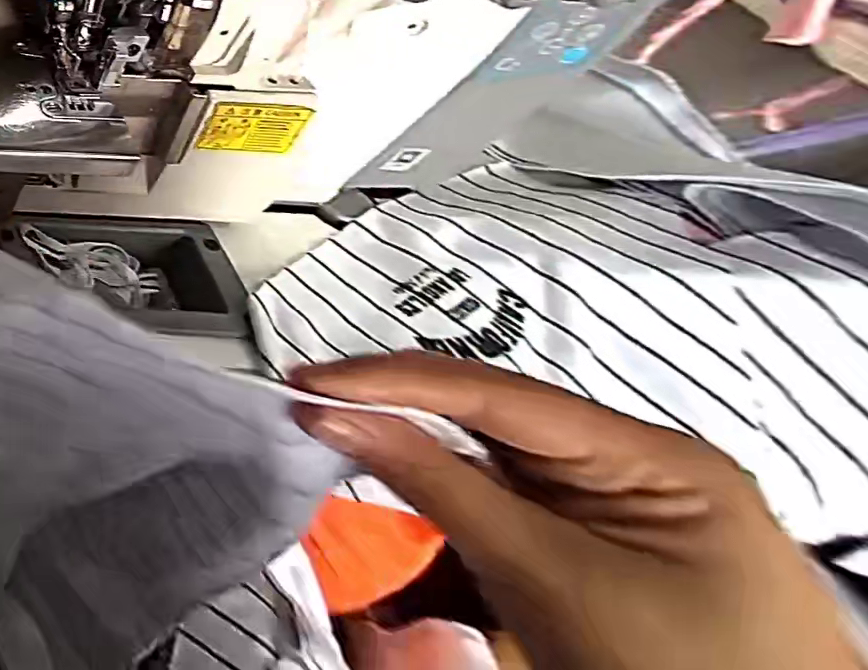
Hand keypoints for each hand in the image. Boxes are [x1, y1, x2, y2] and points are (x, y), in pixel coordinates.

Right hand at [291, 353, 860, 669]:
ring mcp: (598, 487)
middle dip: (389, 398)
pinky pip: (484, 476)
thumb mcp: (545, 576)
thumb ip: (432, 481)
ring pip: (476, 437)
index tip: (307, 382)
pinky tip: (382, 452)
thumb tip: (327, 415)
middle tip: (305, 394)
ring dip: (400, 429)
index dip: (389, 379)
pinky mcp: (572, 520)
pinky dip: (427, 469)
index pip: (491, 390)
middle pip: (481, 404)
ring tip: (328, 414)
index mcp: (649, 454)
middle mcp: (622, 453)